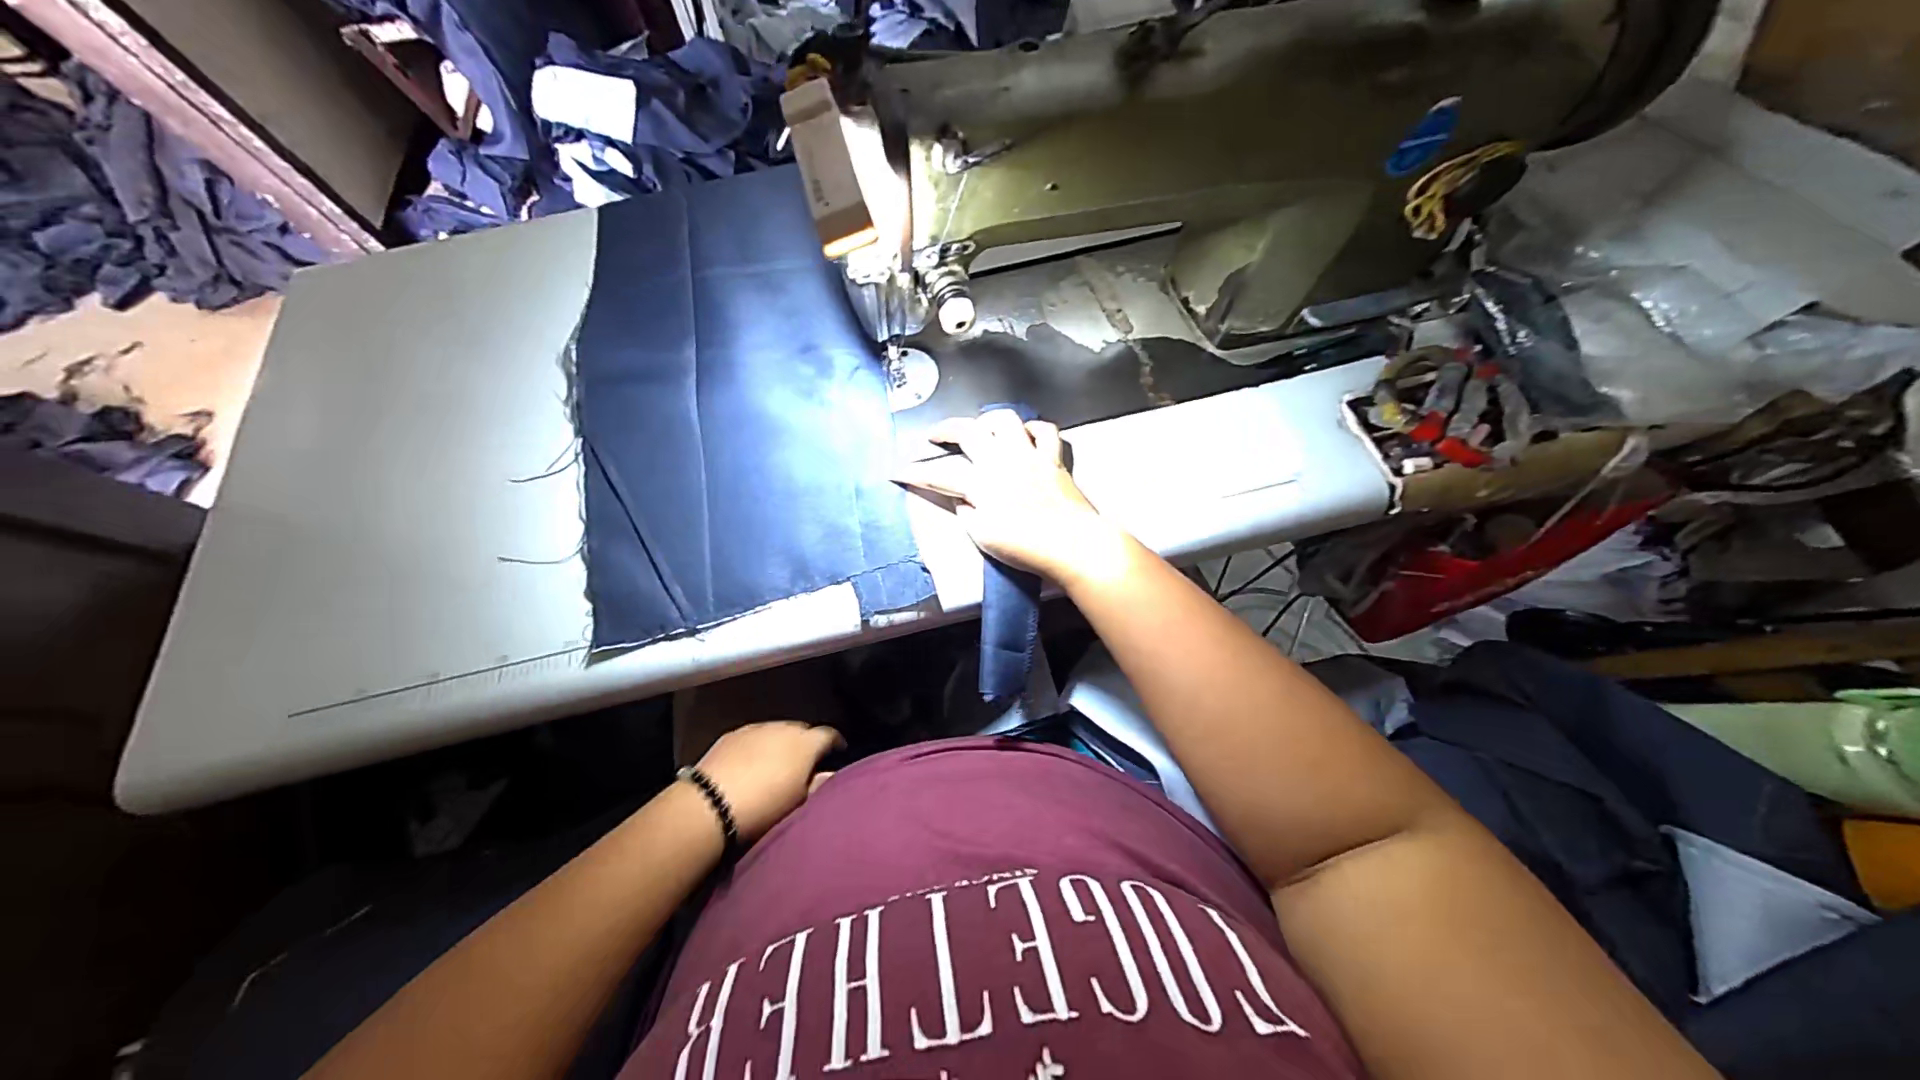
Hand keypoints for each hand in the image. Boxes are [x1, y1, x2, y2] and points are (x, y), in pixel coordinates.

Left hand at [693, 721, 842, 841]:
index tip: (838, 752)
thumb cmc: (764, 806)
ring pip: (777, 731)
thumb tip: (831, 774)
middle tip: (806, 763)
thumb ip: (819, 783)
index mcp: (806, 743)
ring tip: (779, 763)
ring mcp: (756, 728)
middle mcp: (784, 727)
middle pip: (802, 730)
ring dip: (782, 743)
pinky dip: (759, 745)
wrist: (710, 804)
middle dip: (807, 743)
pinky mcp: (732, 734)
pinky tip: (752, 762)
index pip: (829, 735)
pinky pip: (755, 736)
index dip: (836, 743)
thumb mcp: (799, 801)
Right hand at [896, 410, 1125, 582]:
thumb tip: (964, 501)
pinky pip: (1045, 431)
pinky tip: (1027, 436)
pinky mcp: (1054, 459)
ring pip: (1006, 420)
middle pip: (968, 431)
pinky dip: (1034, 429)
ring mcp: (1030, 456)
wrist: (1074, 545)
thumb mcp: (983, 537)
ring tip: (981, 429)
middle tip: (935, 435)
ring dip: (989, 420)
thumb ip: (968, 514)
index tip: (900, 471)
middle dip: (945, 429)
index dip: (917, 472)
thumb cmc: (1026, 547)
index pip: (940, 474)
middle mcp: (1002, 461)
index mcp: (981, 483)